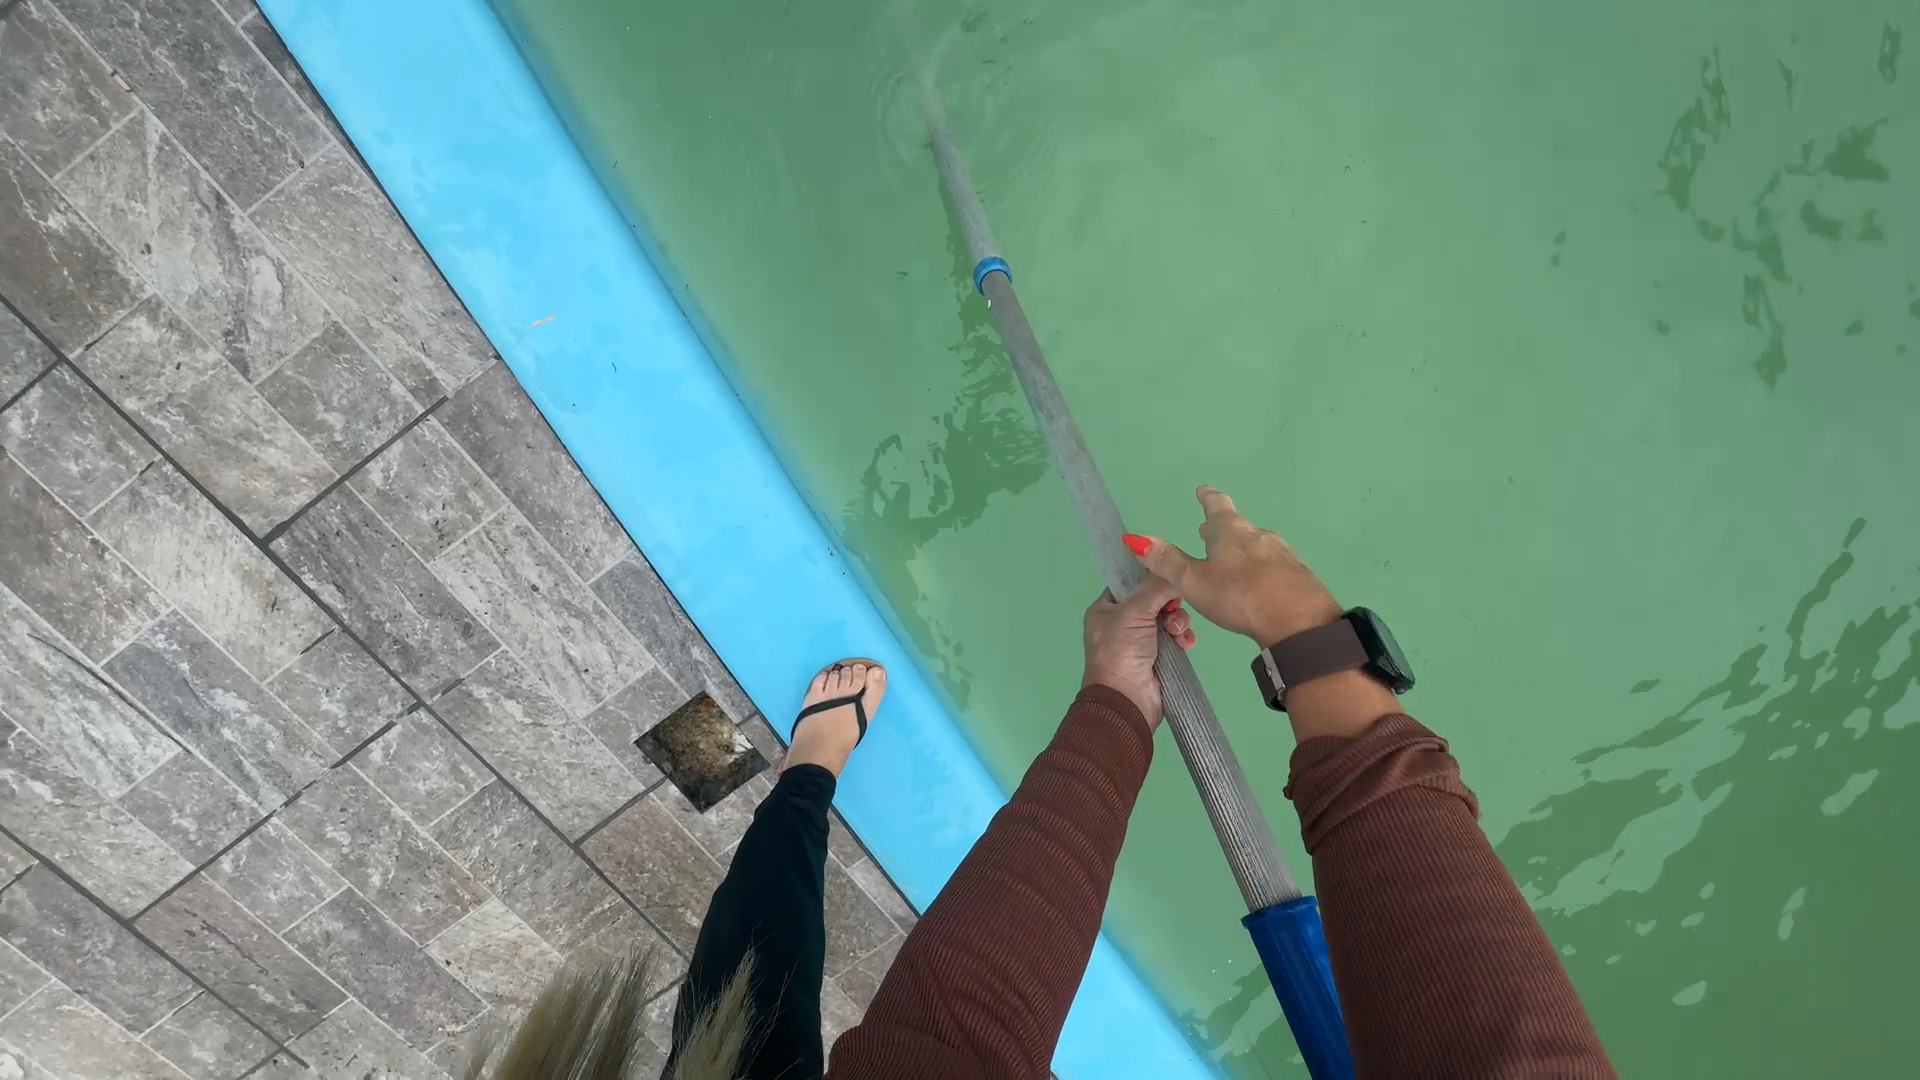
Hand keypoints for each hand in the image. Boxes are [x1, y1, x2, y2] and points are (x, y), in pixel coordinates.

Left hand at [1081, 575, 1194, 727]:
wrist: (1127, 700)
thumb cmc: (1121, 650)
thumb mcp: (1134, 611)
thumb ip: (1155, 588)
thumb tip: (1175, 573)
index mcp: (1105, 609)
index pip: (1129, 584)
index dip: (1149, 580)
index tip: (1167, 580)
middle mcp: (1121, 623)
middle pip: (1154, 600)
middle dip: (1170, 605)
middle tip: (1173, 611)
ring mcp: (1141, 641)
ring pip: (1169, 618)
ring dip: (1179, 622)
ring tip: (1178, 633)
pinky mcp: (1159, 657)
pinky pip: (1177, 639)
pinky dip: (1183, 638)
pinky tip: (1185, 644)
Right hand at [1124, 486, 1341, 646]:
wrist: (1299, 622)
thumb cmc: (1239, 596)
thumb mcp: (1193, 581)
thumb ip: (1166, 561)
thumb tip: (1134, 538)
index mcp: (1230, 532)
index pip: (1217, 506)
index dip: (1208, 497)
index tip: (1203, 489)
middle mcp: (1257, 536)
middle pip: (1237, 526)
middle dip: (1220, 527)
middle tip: (1206, 529)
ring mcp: (1282, 554)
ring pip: (1255, 545)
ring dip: (1240, 547)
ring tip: (1229, 556)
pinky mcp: (1297, 576)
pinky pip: (1272, 564)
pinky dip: (1258, 567)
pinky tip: (1257, 581)